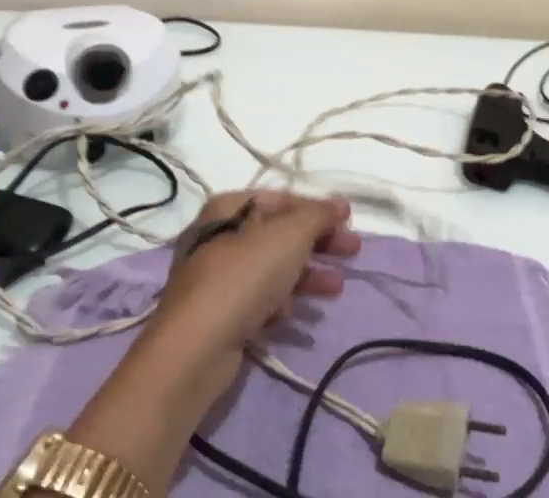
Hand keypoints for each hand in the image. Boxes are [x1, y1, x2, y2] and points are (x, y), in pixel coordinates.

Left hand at [153, 190, 362, 400]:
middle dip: (318, 242)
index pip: (280, 199)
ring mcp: (217, 278)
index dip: (316, 208)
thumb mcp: (289, 236)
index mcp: (227, 209)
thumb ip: (318, 216)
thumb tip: (339, 205)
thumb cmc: (244, 277)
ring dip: (308, 274)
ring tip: (337, 288)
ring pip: (272, 268)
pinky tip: (295, 315)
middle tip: (353, 251)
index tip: (347, 220)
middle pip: (279, 234)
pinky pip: (259, 298)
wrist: (196, 348)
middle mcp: (218, 238)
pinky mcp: (219, 313)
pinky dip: (282, 301)